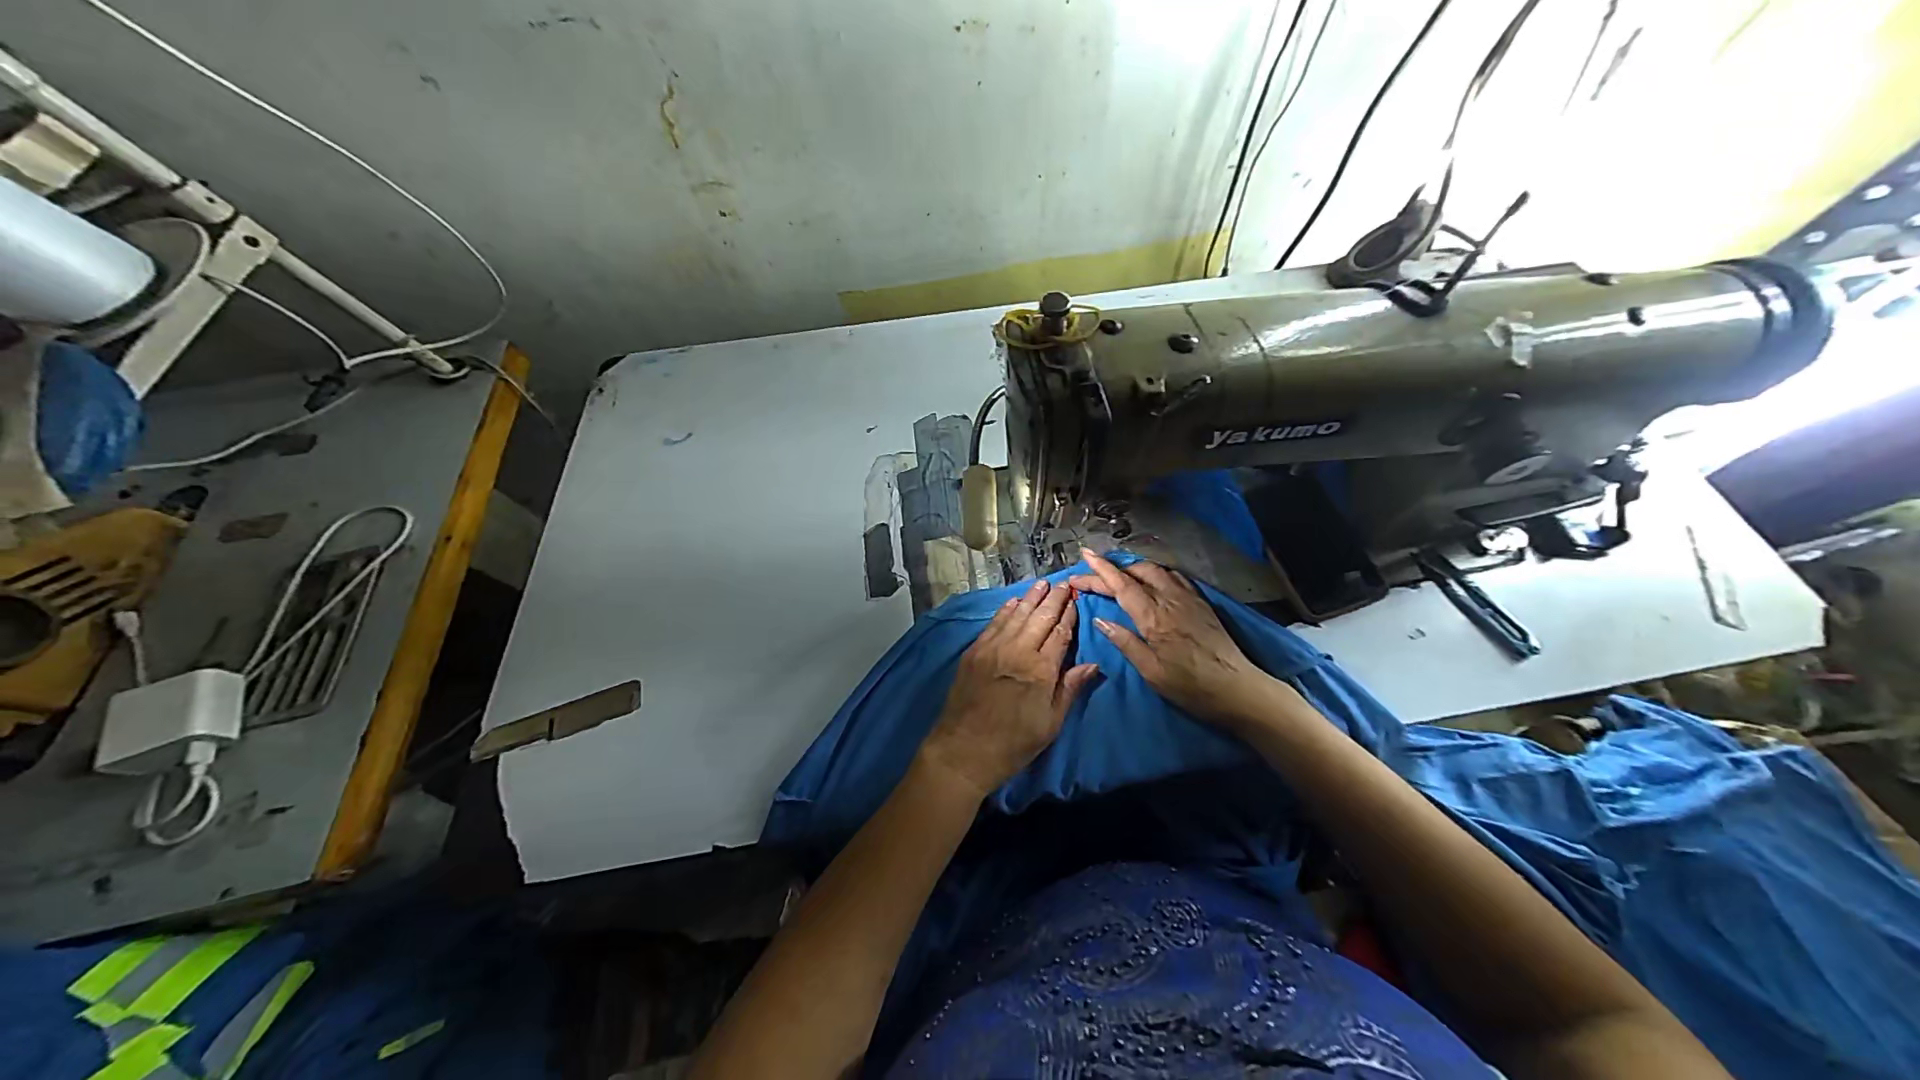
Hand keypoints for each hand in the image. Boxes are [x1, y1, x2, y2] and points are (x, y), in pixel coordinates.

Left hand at [916, 579, 1099, 799]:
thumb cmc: (1013, 743)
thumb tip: (1092, 664)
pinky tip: (1014, 602)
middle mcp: (1018, 650)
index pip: (1061, 633)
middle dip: (1054, 599)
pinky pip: (994, 623)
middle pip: (1040, 617)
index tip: (1077, 599)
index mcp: (1041, 669)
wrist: (964, 750)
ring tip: (1043, 584)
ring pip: (1017, 615)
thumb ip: (1070, 689)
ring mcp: (993, 648)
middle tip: (1064, 583)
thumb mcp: (1050, 723)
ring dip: (1031, 598)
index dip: (1070, 615)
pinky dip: (1006, 610)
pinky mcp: (974, 651)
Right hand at [1067, 551, 1293, 729]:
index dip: (1101, 570)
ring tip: (1120, 576)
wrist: (1237, 688)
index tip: (1085, 555)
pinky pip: (1175, 577)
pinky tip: (1152, 582)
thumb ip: (1125, 642)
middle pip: (1138, 571)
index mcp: (1154, 617)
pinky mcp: (1201, 603)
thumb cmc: (1190, 686)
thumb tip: (1100, 621)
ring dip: (1134, 568)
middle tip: (1095, 575)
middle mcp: (1171, 600)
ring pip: (1157, 570)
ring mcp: (1189, 598)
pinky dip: (1156, 573)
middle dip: (1113, 569)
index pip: (1121, 585)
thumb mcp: (1151, 671)